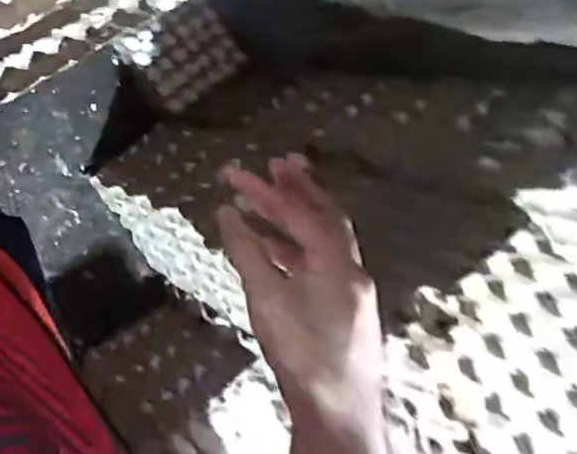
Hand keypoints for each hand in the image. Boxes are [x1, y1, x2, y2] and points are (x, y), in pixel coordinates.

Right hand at [217, 154, 385, 453]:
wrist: (339, 414)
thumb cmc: (302, 350)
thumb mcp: (266, 296)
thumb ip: (245, 249)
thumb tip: (226, 211)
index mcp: (337, 264)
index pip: (298, 213)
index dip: (264, 190)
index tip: (233, 172)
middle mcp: (350, 270)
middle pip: (326, 217)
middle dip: (300, 188)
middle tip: (277, 161)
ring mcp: (350, 291)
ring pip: (324, 238)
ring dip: (296, 215)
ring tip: (268, 196)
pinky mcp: (343, 309)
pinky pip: (319, 259)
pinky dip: (294, 243)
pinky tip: (271, 244)